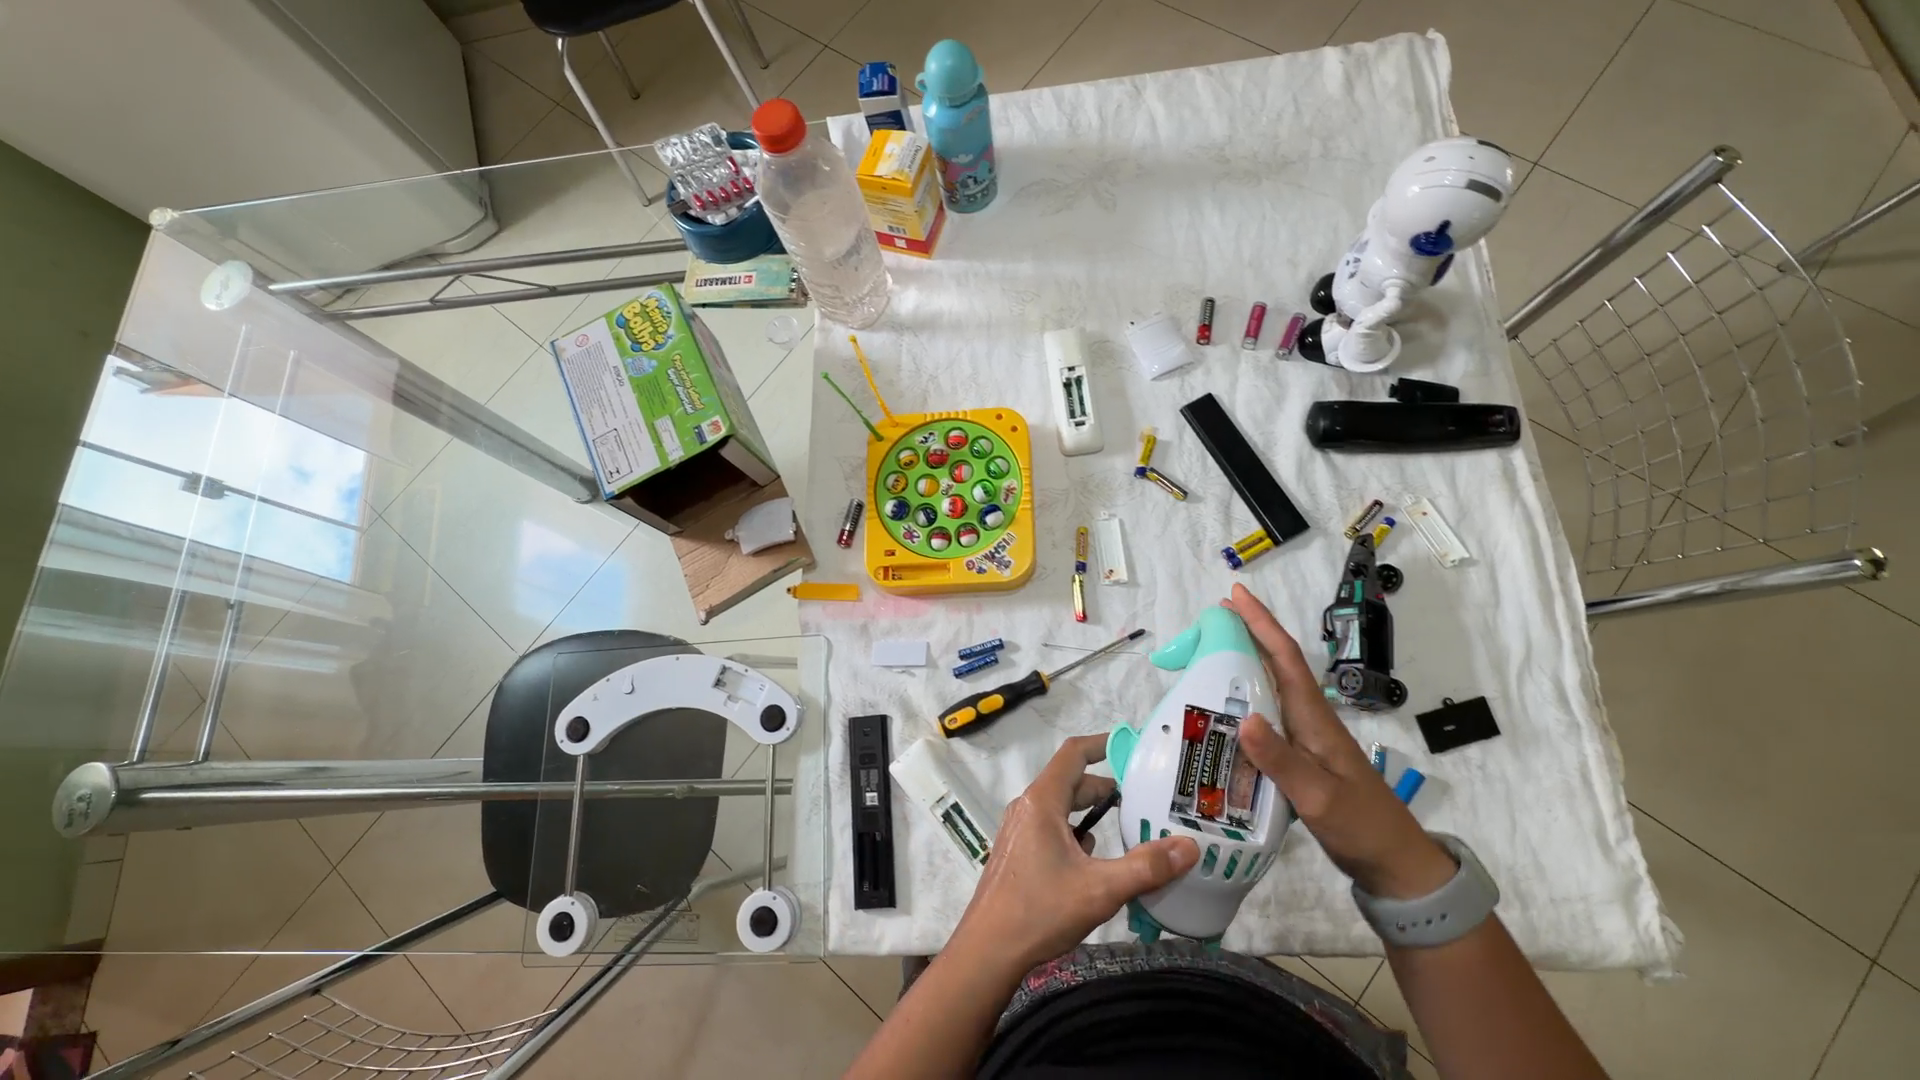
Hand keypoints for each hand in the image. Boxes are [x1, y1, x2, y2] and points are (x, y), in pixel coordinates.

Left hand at [950, 734, 1198, 973]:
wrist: (988, 952)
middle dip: (1106, 789)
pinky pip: (1052, 831)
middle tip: (1143, 801)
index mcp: (1042, 803)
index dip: (1102, 744)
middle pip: (1071, 783)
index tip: (1132, 748)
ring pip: (1062, 810)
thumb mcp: (1100, 889)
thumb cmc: (1039, 912)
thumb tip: (1189, 846)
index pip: (1073, 754)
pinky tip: (1096, 866)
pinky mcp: (1018, 854)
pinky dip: (1076, 836)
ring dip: (1091, 816)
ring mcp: (1020, 832)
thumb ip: (1146, 867)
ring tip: (1127, 832)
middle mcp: (1027, 809)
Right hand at [1224, 584, 1456, 898]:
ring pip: (1272, 687)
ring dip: (1246, 662)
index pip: (1286, 659)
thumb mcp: (1318, 797)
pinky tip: (1227, 709)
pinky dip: (1246, 699)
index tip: (1235, 596)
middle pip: (1278, 664)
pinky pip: (1269, 715)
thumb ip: (1281, 760)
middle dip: (1250, 633)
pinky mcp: (1301, 757)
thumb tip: (1242, 717)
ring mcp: (1307, 738)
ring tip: (1212, 651)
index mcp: (1314, 720)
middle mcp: (1309, 720)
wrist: (1394, 862)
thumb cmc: (1360, 826)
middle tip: (1212, 617)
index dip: (1261, 624)